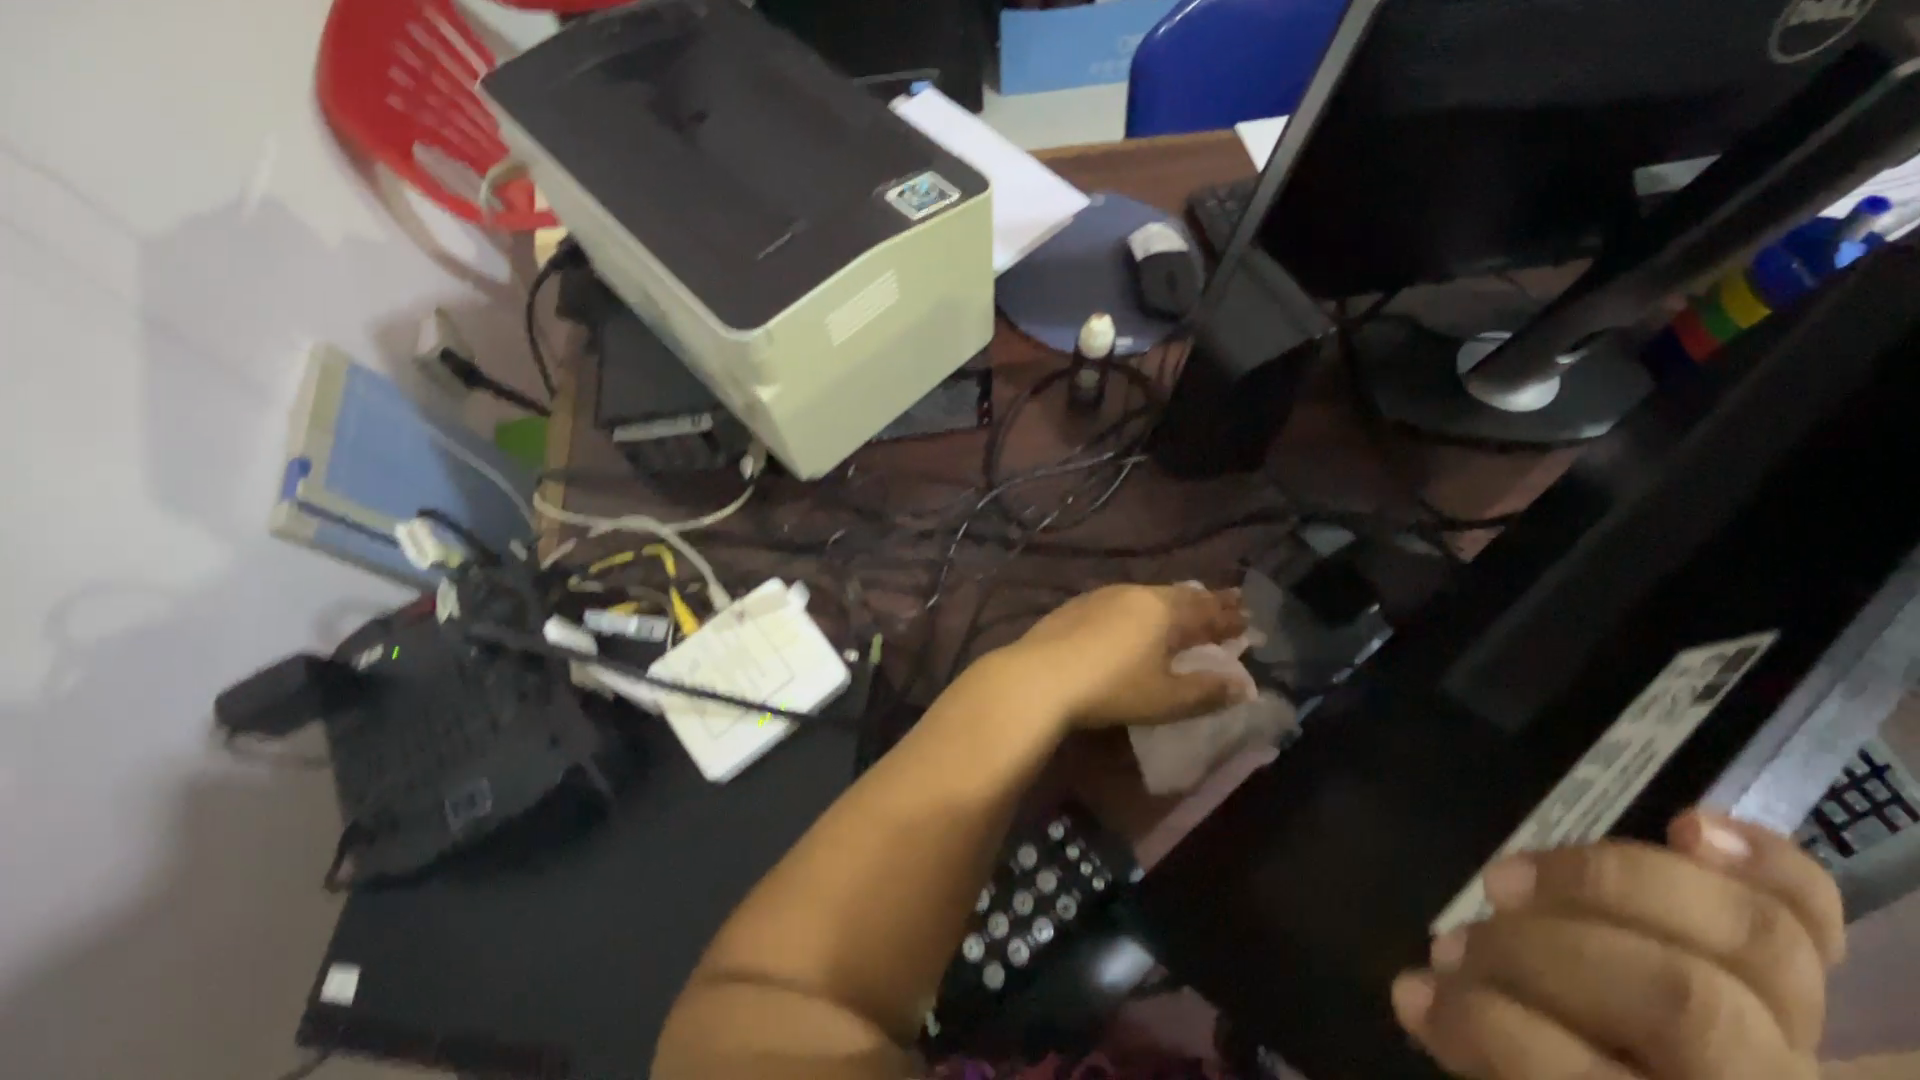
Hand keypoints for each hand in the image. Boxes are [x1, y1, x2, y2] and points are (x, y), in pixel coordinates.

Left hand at [982, 584, 1248, 729]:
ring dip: (1171, 603)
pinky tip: (1132, 618)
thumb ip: (1207, 691)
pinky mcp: (1074, 608)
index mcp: (1164, 611)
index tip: (1247, 618)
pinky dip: (1139, 609)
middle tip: (1226, 603)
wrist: (1039, 677)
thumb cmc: (1111, 689)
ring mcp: (1101, 597)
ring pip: (1148, 596)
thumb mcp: (1166, 698)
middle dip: (1205, 603)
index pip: (1206, 611)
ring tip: (1183, 609)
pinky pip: (1120, 602)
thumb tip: (1243, 687)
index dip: (1228, 617)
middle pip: (1179, 596)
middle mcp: (1135, 594)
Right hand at [1393, 810, 1845, 1079]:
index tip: (1416, 994)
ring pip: (1749, 935)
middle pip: (1678, 996)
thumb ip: (1499, 1057)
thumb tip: (1416, 991)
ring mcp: (1808, 1037)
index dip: (1490, 1027)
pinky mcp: (1814, 986)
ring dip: (1600, 880)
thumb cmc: (1584, 1075)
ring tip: (1509, 880)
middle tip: (1456, 941)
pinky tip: (1684, 825)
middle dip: (1538, 948)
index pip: (1587, 1078)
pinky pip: (1814, 913)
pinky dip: (1760, 860)